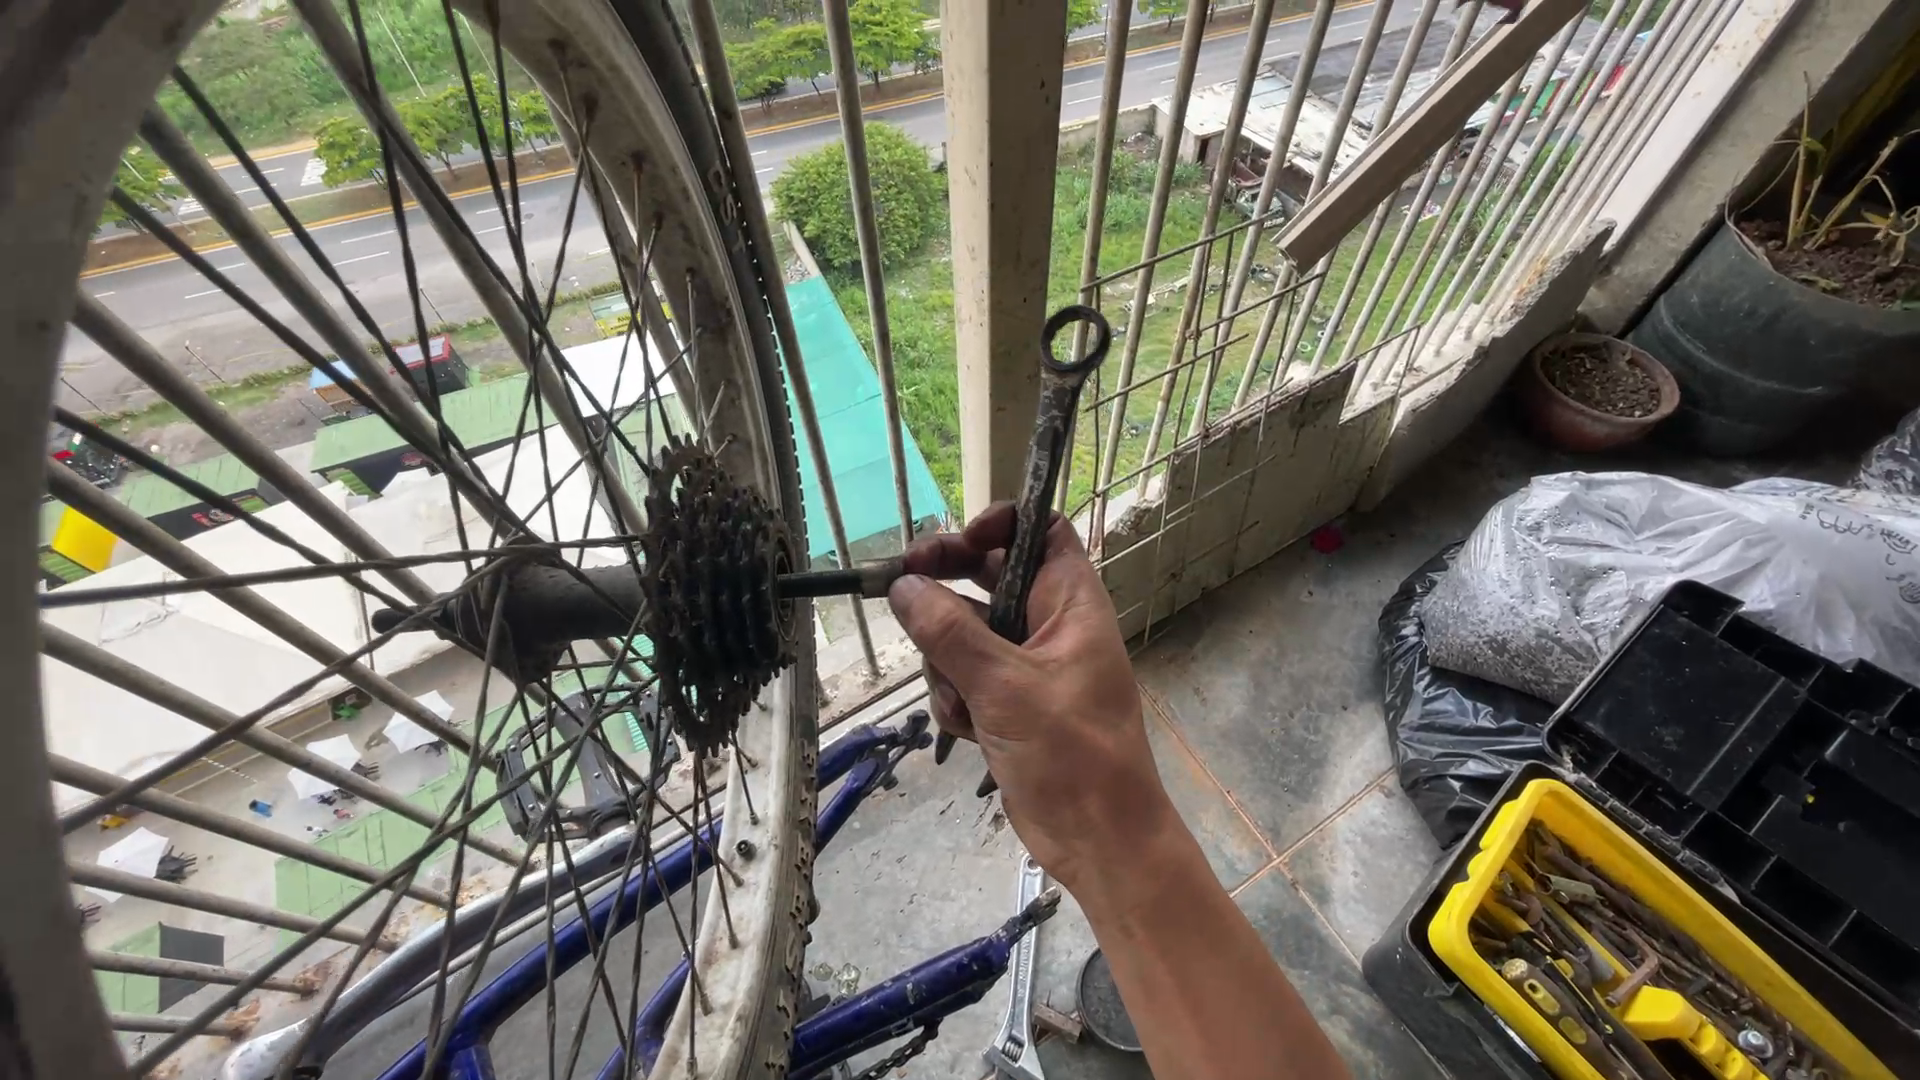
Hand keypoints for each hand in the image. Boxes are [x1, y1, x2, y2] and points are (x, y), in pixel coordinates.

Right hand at [887, 502, 1179, 896]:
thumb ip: (948, 631)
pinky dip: (956, 698)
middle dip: (943, 589)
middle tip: (898, 587)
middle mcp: (1048, 622)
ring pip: (962, 631)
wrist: (1098, 840)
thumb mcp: (1004, 686)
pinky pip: (963, 675)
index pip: (1041, 530)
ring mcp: (1025, 662)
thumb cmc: (1071, 753)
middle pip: (986, 576)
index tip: (957, 540)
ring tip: (961, 703)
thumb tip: (901, 586)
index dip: (1000, 522)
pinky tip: (968, 730)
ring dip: (946, 663)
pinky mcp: (1006, 700)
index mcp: (1070, 601)